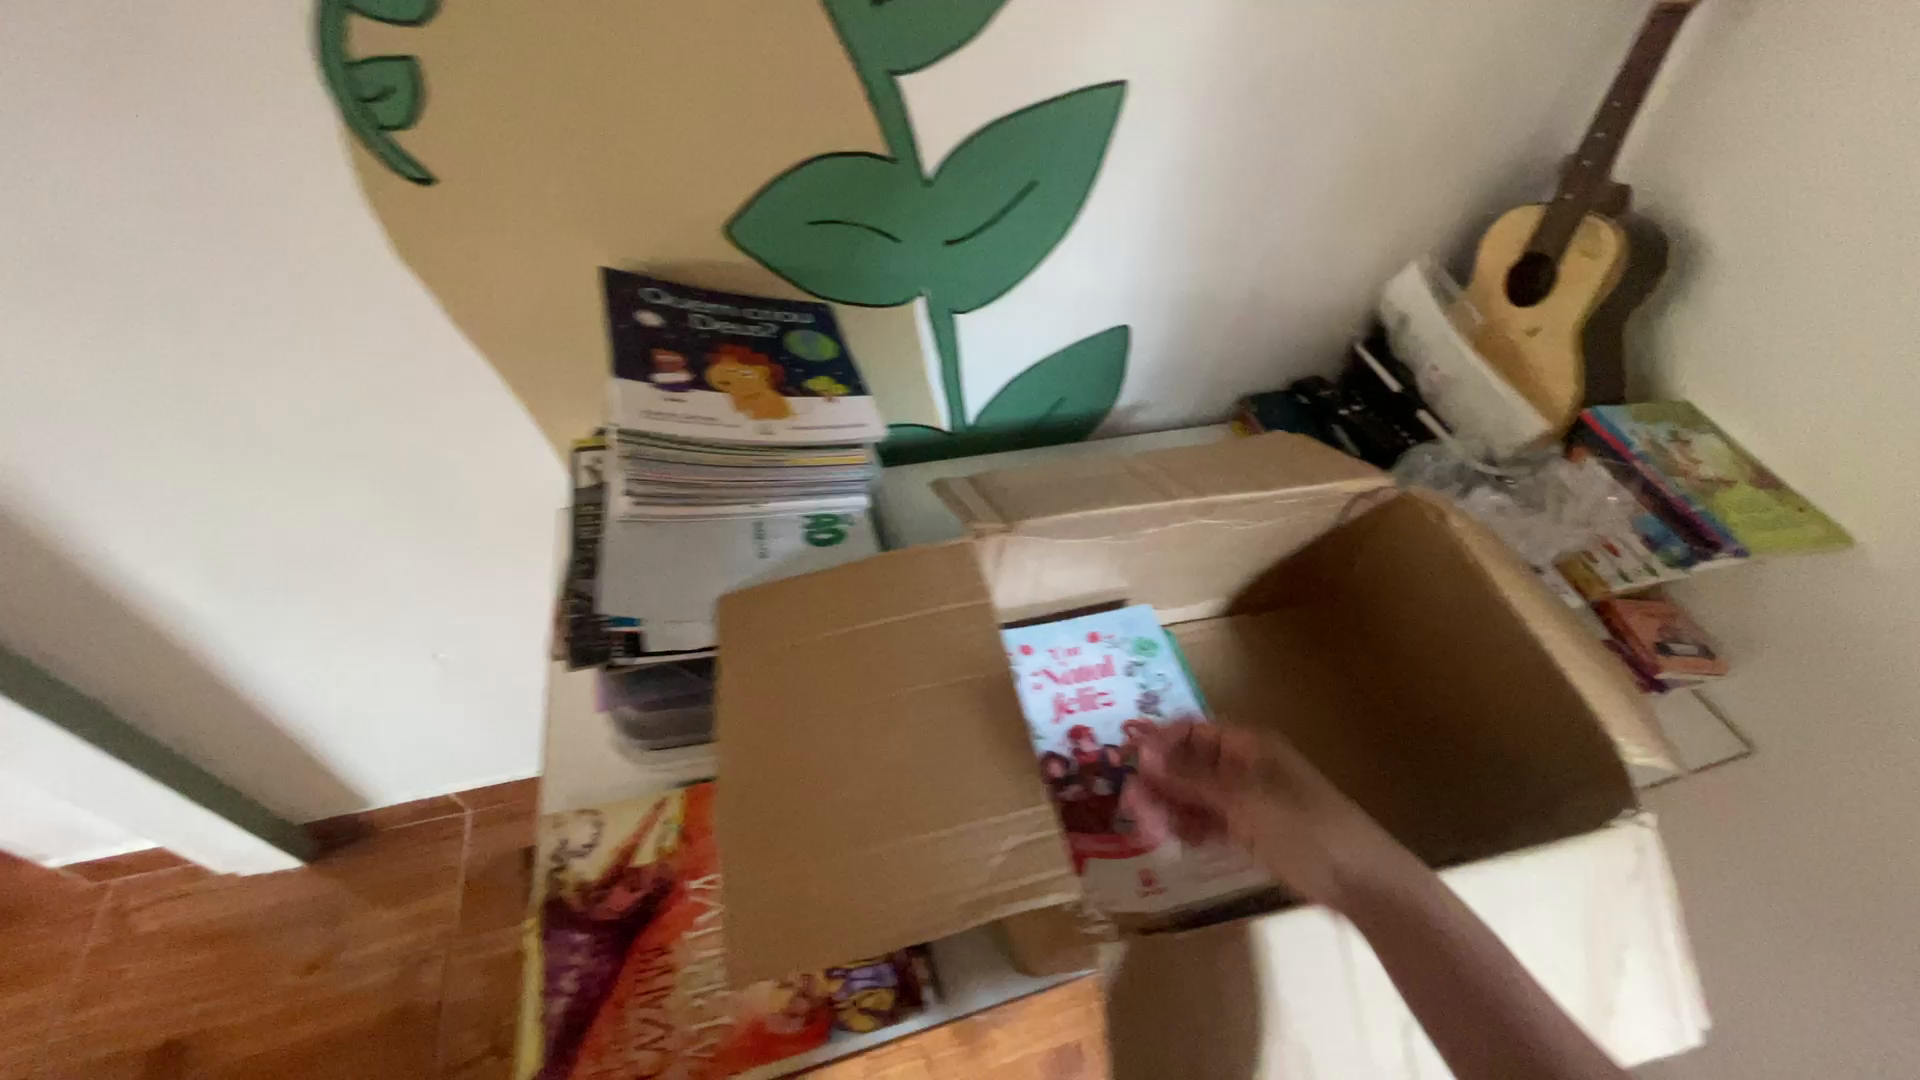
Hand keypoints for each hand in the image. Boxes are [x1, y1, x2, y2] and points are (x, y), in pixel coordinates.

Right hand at [1132, 719, 1418, 910]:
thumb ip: (1190, 777)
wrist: (1362, 881)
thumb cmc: (1304, 827)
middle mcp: (1242, 766)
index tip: (1126, 757)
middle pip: (1188, 763)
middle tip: (1132, 805)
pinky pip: (1208, 821)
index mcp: (1246, 745)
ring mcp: (1246, 800)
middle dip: (1159, 780)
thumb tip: (1142, 751)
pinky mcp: (1249, 831)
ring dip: (1169, 807)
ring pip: (1194, 795)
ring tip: (1147, 827)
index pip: (1192, 730)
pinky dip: (1189, 827)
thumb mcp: (1243, 799)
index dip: (1159, 739)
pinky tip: (1172, 839)